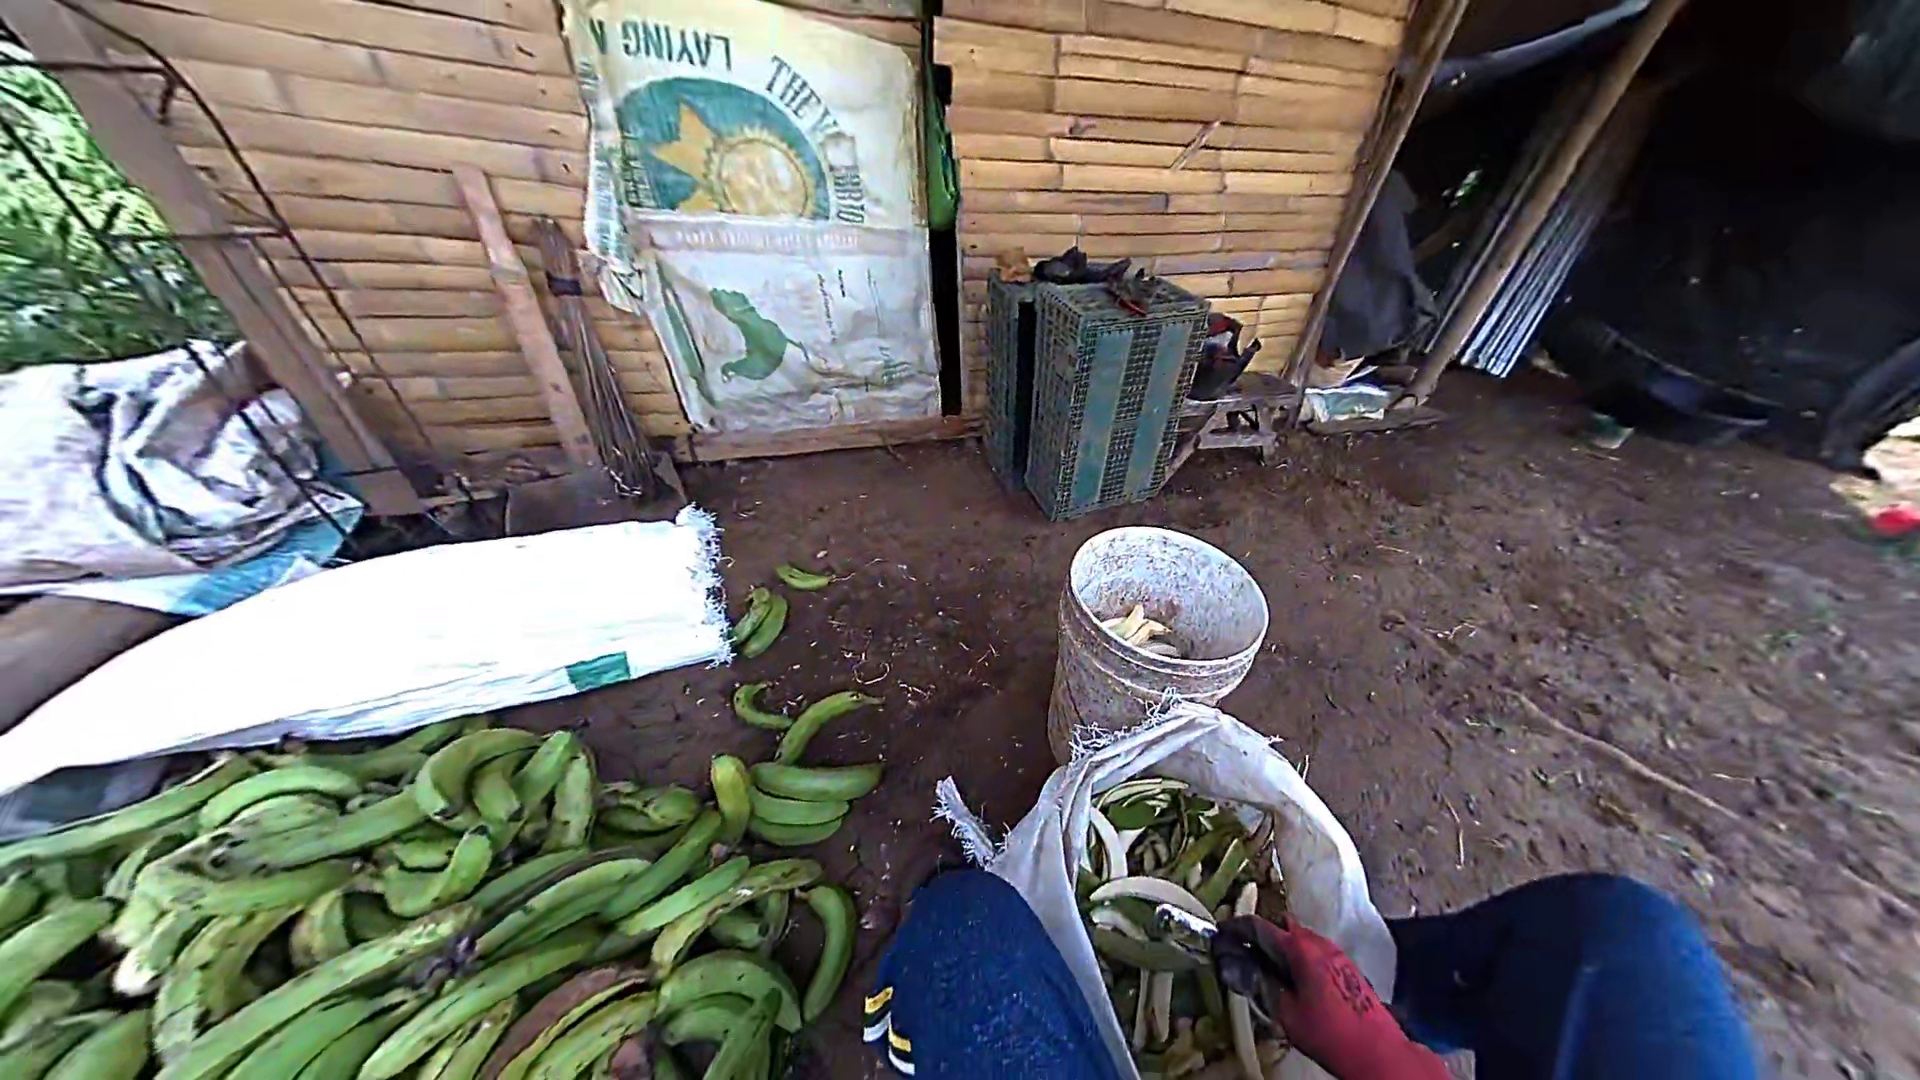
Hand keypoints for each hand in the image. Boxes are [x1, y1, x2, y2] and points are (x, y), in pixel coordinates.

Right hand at [1221, 916, 1448, 1079]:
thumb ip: (1260, 985)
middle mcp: (1317, 941)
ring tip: (1269, 968)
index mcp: (1298, 947)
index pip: (1257, 925)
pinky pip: (1314, 950)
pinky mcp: (1347, 967)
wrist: (1383, 1057)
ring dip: (1281, 946)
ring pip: (1299, 937)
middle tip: (1246, 951)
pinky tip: (1295, 980)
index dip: (1235, 927)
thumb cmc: (1331, 1035)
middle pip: (1280, 925)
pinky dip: (1299, 956)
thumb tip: (1236, 967)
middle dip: (1261, 935)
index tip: (1221, 932)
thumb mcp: (1286, 1013)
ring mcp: (1335, 953)